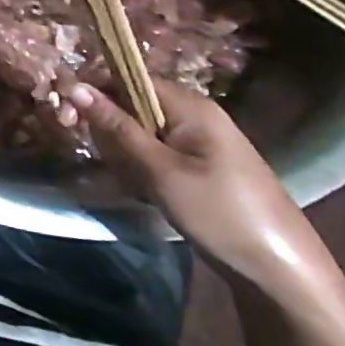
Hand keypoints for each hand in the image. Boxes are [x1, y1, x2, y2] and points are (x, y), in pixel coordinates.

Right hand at [65, 81, 332, 288]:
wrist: (278, 268)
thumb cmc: (218, 211)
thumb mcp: (159, 169)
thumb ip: (116, 127)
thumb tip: (74, 86)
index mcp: (190, 107)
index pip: (126, 77)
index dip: (93, 91)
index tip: (66, 117)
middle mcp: (193, 114)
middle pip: (129, 102)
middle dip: (105, 125)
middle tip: (95, 153)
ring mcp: (197, 139)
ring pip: (136, 128)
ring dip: (120, 150)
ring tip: (128, 179)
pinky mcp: (196, 162)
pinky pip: (151, 149)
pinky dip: (137, 164)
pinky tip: (140, 187)